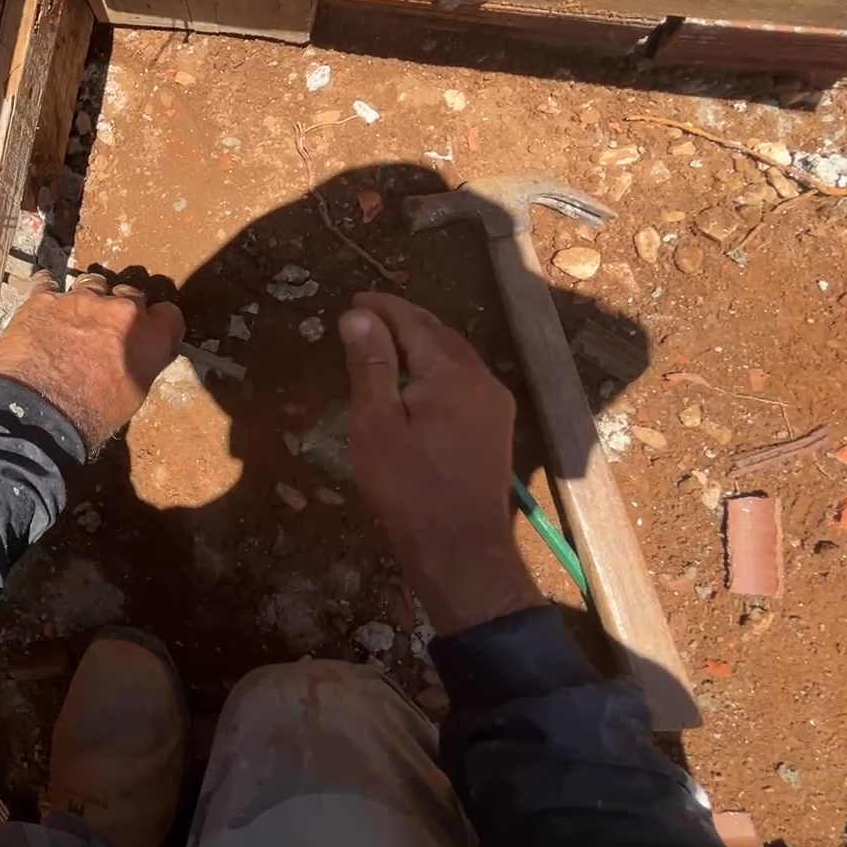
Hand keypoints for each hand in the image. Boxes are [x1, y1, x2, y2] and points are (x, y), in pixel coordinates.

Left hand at [0, 272, 184, 448]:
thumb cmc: (91, 413)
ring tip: (75, 316)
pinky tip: (45, 301)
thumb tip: (137, 355)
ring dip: (89, 297)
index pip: (169, 314)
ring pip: (92, 283)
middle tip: (107, 328)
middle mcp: (119, 309)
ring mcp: (80, 299)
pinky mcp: (44, 299)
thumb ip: (142, 362)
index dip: (158, 323)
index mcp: (148, 336)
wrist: (39, 408)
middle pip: (130, 294)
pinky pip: (47, 282)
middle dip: (122, 308)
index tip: (149, 331)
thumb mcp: (133, 395)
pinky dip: (48, 290)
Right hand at [339, 292, 544, 635]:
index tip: (353, 300)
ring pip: (453, 356)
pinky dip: (432, 365)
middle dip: (401, 319)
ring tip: (381, 341)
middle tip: (363, 315)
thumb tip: (358, 316)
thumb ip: (370, 365)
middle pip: (439, 334)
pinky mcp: (493, 428)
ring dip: (418, 341)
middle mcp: (482, 381)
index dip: (383, 307)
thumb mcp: (375, 422)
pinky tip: (412, 379)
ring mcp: (494, 406)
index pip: (415, 323)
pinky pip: (461, 379)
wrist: (458, 547)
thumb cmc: (406, 484)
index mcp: (452, 374)